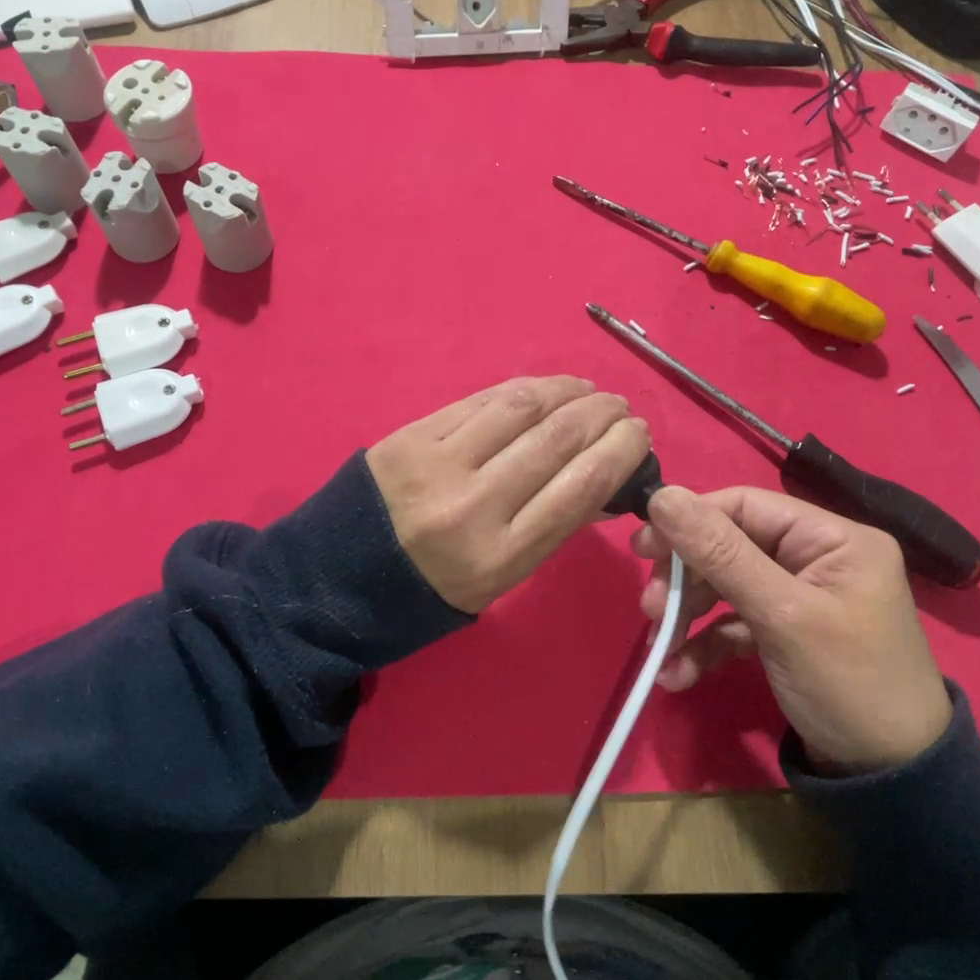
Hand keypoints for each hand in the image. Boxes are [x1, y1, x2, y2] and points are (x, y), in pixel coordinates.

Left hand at [367, 376, 649, 612]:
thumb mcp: (500, 578)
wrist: (339, 578)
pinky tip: (543, 389)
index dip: (621, 451)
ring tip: (588, 391)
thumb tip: (606, 480)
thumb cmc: (430, 590)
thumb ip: (552, 528)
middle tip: (621, 408)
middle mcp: (473, 506)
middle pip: (557, 441)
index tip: (639, 435)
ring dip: (566, 392)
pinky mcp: (411, 436)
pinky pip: (479, 401)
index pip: (581, 488)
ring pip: (520, 409)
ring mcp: (438, 465)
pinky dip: (521, 390)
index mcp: (501, 556)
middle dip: (602, 416)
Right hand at [633, 486, 951, 774]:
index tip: (641, 548)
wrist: (890, 779)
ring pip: (724, 587)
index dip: (690, 521)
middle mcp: (816, 559)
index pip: (746, 506)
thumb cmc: (847, 683)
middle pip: (729, 546)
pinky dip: (703, 646)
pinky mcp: (783, 635)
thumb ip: (721, 554)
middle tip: (651, 607)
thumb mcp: (782, 616)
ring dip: (686, 616)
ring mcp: (798, 598)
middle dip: (685, 578)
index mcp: (833, 538)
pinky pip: (732, 625)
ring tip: (659, 648)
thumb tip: (662, 496)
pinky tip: (677, 674)